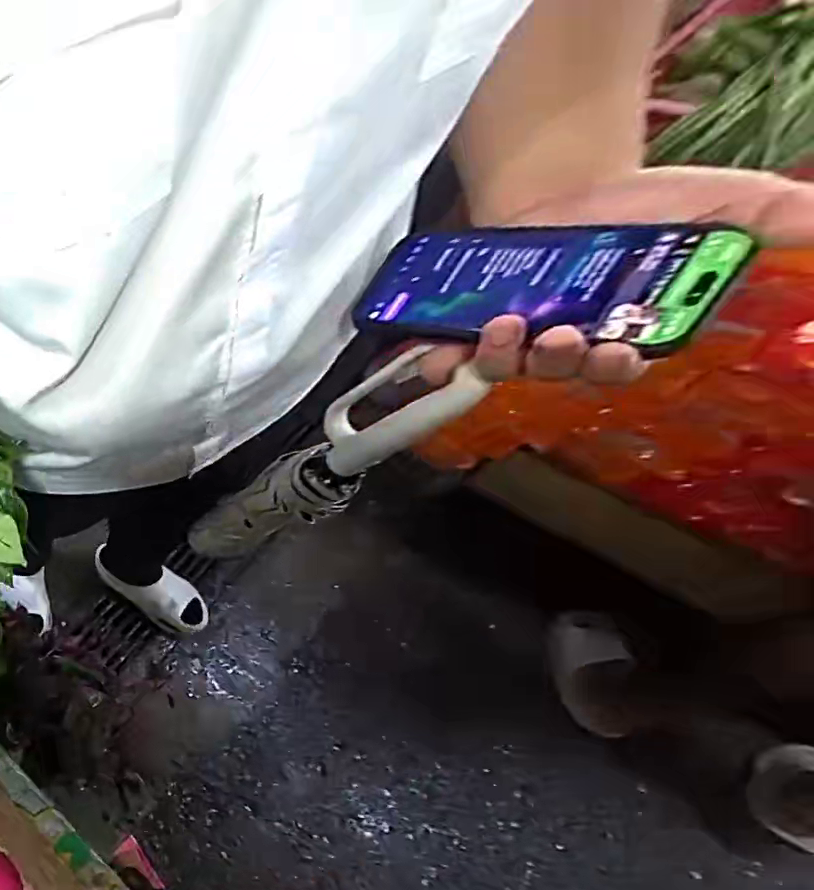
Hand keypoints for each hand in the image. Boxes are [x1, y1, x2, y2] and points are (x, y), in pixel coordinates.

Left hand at [420, 165, 813, 386]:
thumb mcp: (727, 207)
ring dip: (498, 357)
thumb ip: (785, 221)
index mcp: (626, 330)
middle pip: (554, 372)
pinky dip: (441, 360)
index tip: (618, 352)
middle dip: (556, 362)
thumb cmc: (646, 204)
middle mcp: (564, 344)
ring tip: (502, 326)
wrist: (564, 189)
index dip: (615, 367)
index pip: (620, 367)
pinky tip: (440, 353)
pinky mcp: (465, 327)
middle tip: (558, 338)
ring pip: (500, 367)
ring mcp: (512, 337)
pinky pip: (447, 357)